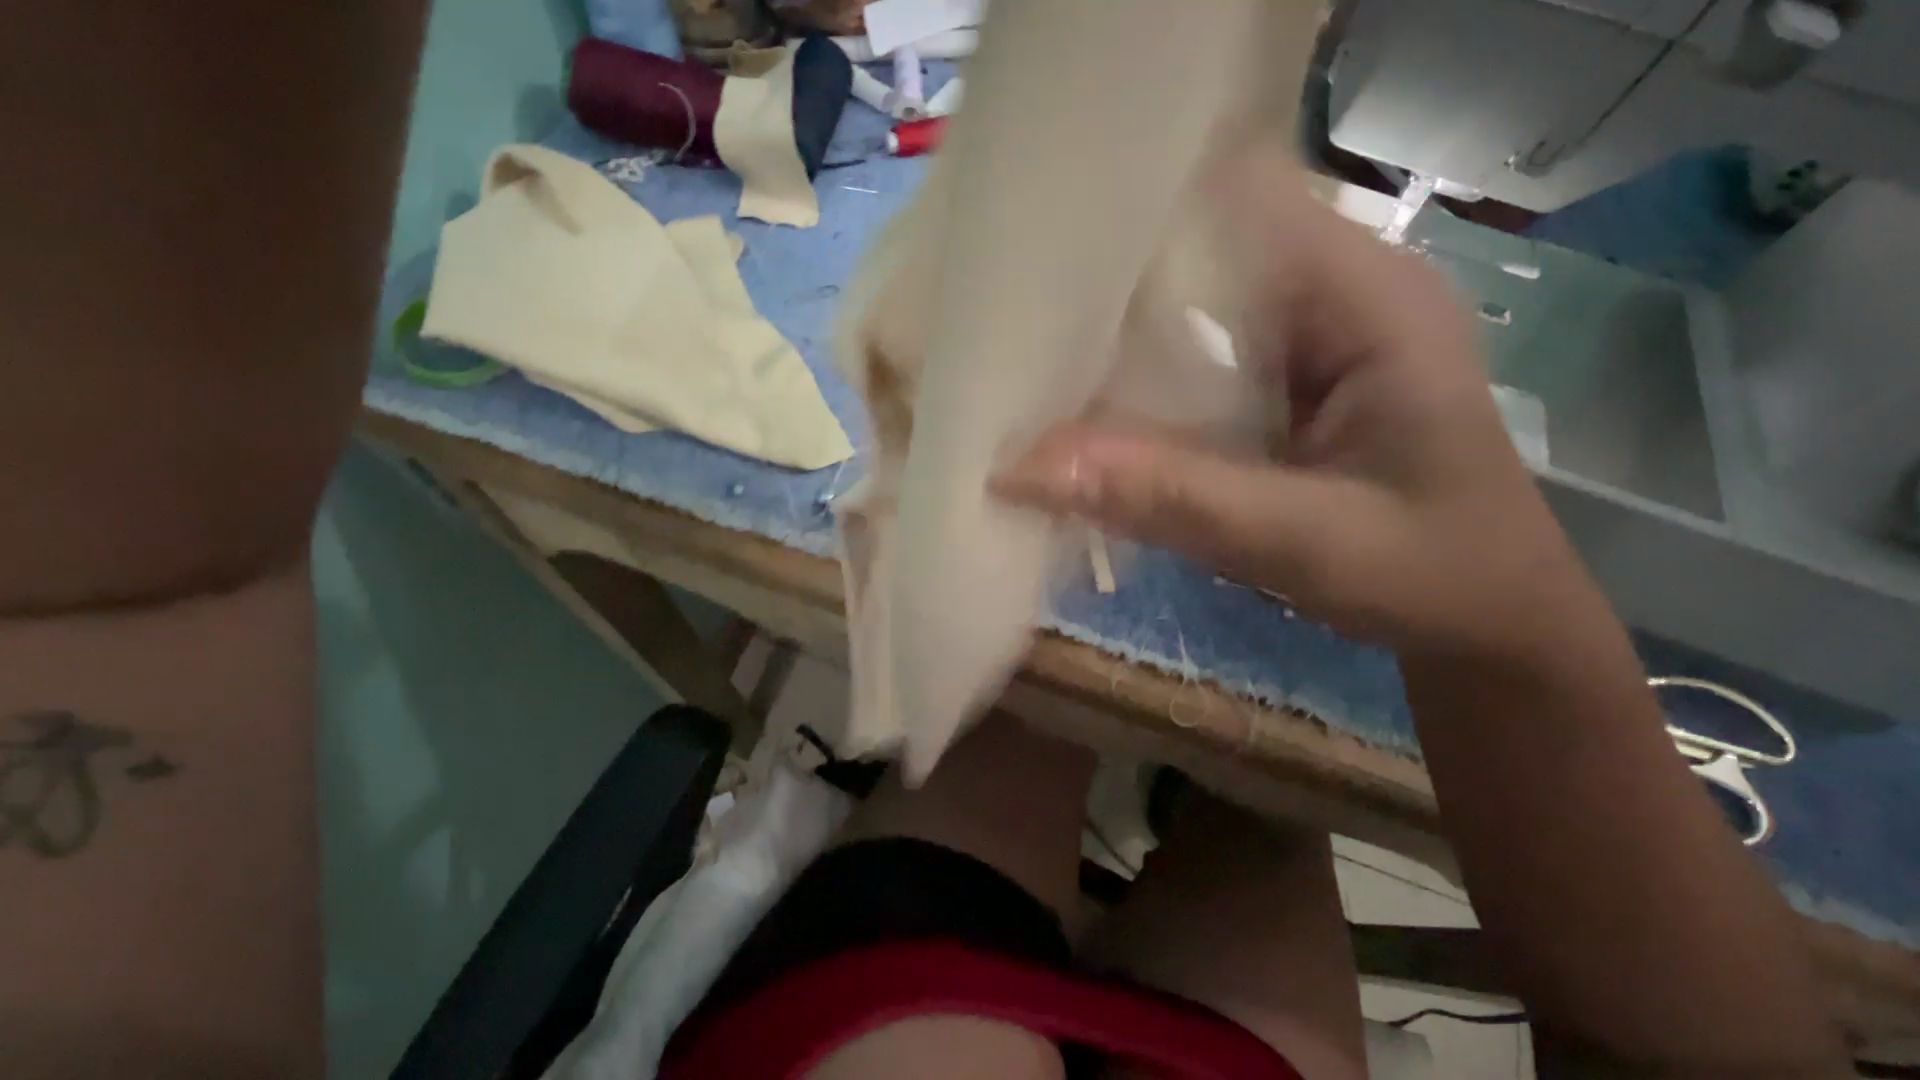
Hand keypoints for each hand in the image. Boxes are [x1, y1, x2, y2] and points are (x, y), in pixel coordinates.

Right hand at [993, 152, 1588, 657]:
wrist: (1496, 625)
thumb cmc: (1435, 575)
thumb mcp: (1305, 542)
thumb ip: (1172, 498)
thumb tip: (1020, 468)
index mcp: (1367, 293)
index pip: (1239, 194)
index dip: (1141, 208)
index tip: (1043, 256)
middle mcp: (1338, 289)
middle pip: (1203, 244)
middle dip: (1110, 280)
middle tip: (1012, 327)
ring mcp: (1313, 333)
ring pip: (1193, 302)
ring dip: (1120, 335)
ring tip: (1029, 365)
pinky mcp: (1291, 378)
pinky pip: (1200, 354)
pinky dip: (1146, 379)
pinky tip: (1090, 410)